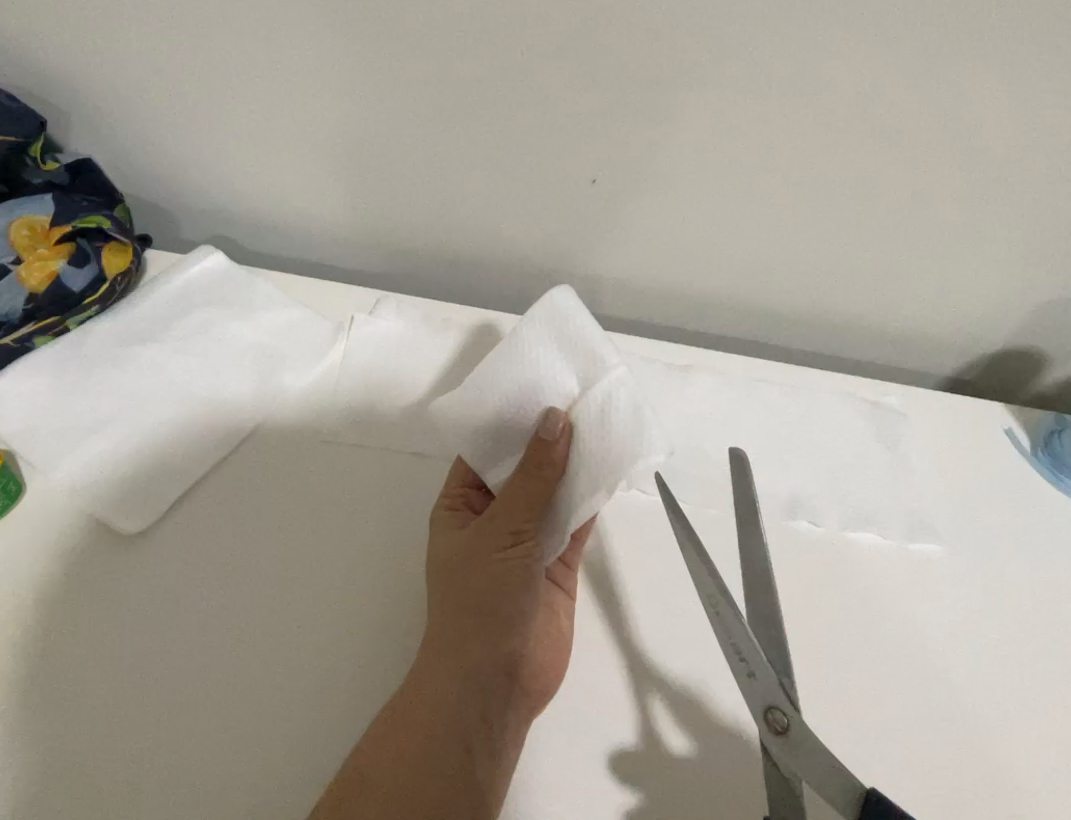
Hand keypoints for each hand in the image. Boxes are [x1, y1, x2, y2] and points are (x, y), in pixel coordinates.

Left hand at [412, 406, 597, 728]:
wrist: (494, 685)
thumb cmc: (479, 600)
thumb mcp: (503, 529)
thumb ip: (534, 477)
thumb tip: (554, 420)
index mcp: (460, 504)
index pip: (483, 450)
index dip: (510, 420)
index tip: (540, 386)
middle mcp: (492, 516)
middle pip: (522, 468)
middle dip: (547, 439)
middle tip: (580, 395)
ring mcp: (526, 540)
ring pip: (552, 492)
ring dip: (573, 465)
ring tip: (601, 421)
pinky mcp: (557, 564)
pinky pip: (575, 522)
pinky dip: (591, 498)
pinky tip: (610, 468)